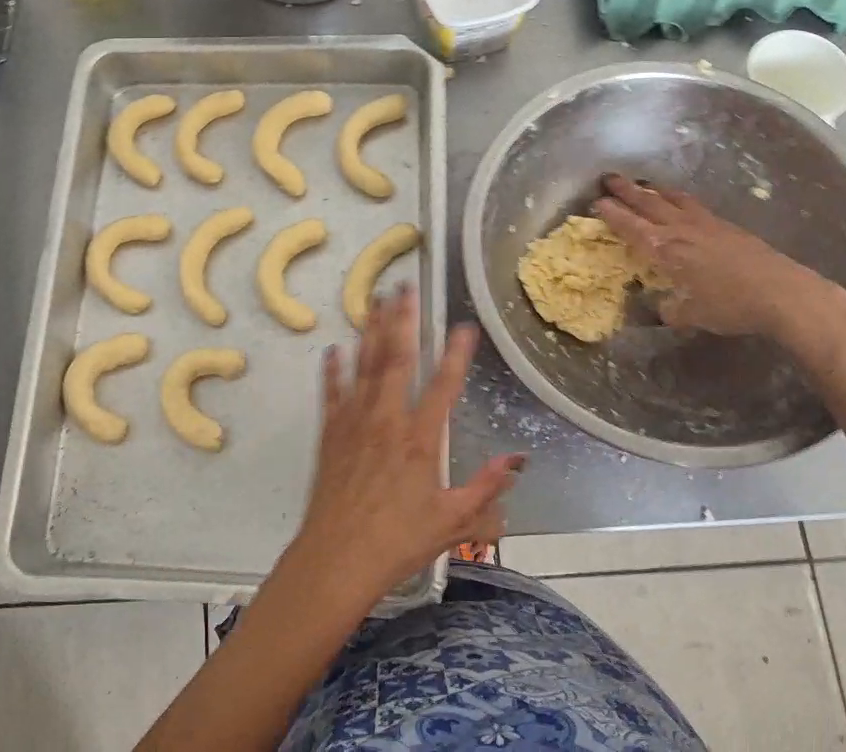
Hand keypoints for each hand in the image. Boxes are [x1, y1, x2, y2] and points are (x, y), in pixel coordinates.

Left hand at [291, 287, 524, 601]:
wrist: (336, 558)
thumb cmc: (397, 542)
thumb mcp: (452, 521)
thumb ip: (485, 488)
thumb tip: (516, 461)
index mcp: (419, 440)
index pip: (443, 387)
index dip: (456, 354)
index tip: (465, 325)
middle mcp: (386, 421)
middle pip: (396, 360)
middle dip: (402, 321)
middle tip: (406, 286)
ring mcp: (353, 424)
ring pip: (363, 367)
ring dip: (370, 331)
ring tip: (375, 299)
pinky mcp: (329, 434)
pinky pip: (331, 393)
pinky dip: (333, 370)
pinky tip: (334, 348)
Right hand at [593, 174, 845, 338]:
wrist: (783, 293)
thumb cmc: (731, 305)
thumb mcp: (692, 315)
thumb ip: (670, 309)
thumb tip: (660, 307)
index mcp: (666, 250)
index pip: (631, 227)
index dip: (613, 215)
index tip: (597, 203)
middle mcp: (682, 230)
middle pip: (649, 204)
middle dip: (627, 190)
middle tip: (609, 178)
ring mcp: (707, 225)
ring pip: (673, 200)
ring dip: (654, 190)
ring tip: (643, 184)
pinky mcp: (727, 227)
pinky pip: (694, 206)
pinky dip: (678, 199)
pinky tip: (680, 203)